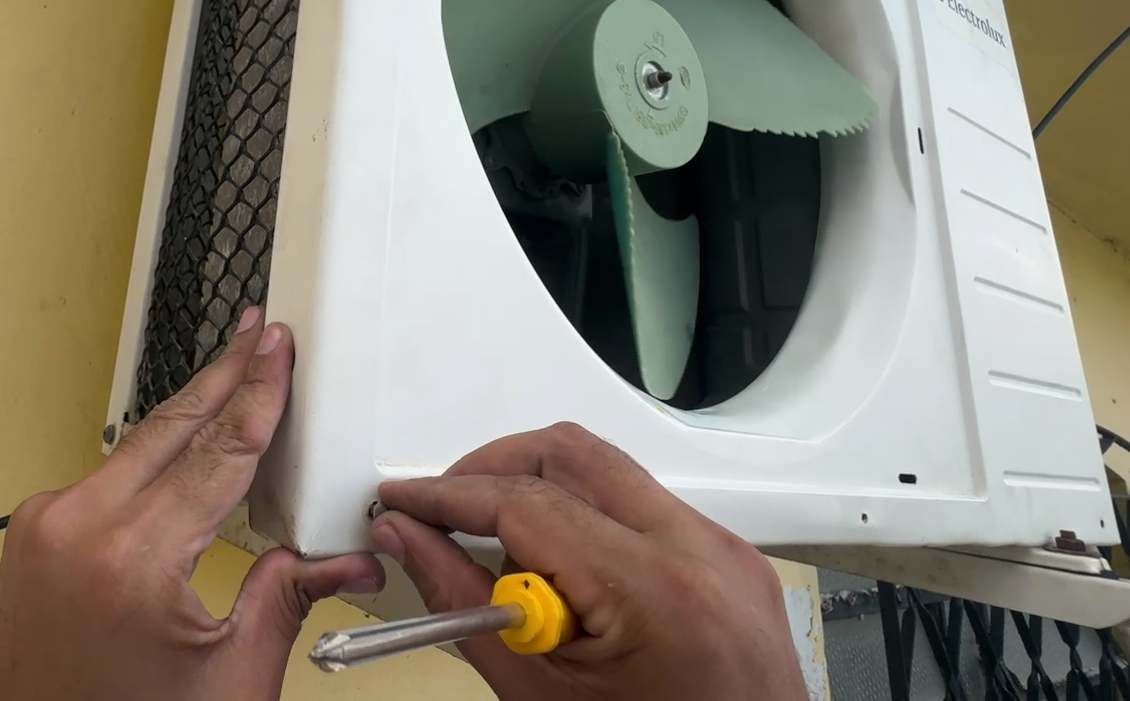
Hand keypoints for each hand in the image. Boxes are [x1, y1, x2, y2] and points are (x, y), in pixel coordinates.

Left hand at [0, 307, 384, 700]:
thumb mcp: (223, 687)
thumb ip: (283, 604)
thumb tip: (339, 564)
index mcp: (132, 562)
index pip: (220, 449)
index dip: (259, 391)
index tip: (276, 349)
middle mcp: (78, 526)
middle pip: (175, 421)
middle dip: (226, 368)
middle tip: (257, 330)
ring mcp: (46, 521)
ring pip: (140, 438)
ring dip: (192, 402)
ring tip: (231, 367)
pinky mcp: (33, 526)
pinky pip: (109, 468)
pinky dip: (153, 445)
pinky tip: (181, 433)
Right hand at [373, 423, 803, 700]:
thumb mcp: (538, 696)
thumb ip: (462, 603)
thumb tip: (408, 537)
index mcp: (659, 596)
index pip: (526, 503)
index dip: (450, 495)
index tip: (406, 499)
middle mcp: (702, 553)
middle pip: (568, 453)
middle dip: (491, 467)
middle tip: (443, 506)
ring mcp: (721, 549)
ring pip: (601, 465)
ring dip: (534, 484)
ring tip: (497, 540)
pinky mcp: (723, 554)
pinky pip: (633, 498)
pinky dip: (578, 510)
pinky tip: (555, 562)